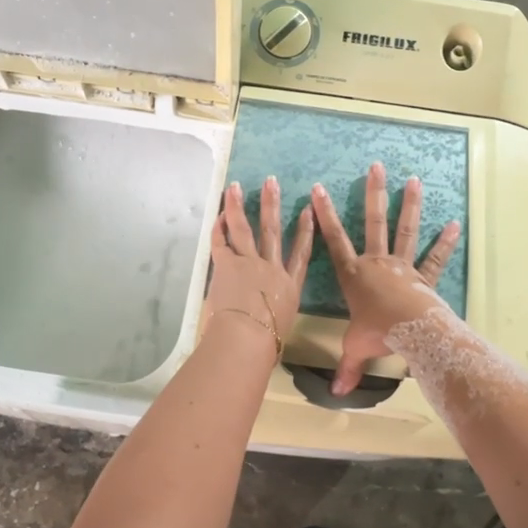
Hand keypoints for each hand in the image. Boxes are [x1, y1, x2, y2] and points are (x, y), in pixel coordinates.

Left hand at [204, 177, 313, 363]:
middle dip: (272, 205)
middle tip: (270, 182)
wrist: (246, 339)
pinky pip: (221, 243)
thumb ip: (276, 318)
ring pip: (244, 229)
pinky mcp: (227, 266)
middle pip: (272, 231)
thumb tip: (268, 322)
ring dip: (239, 206)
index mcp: (289, 287)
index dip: (305, 231)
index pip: (301, 254)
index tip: (308, 211)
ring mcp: (249, 264)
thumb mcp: (280, 329)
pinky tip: (219, 215)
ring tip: (235, 186)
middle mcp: (272, 269)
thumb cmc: (265, 345)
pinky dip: (219, 228)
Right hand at [312, 162, 461, 395]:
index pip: (334, 239)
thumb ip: (346, 368)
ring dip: (410, 204)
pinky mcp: (424, 276)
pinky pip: (435, 257)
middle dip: (374, 193)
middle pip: (373, 222)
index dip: (324, 214)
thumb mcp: (354, 349)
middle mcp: (376, 262)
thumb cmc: (377, 334)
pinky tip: (454, 223)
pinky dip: (445, 242)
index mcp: (353, 274)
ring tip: (414, 179)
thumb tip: (335, 395)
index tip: (317, 188)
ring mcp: (402, 265)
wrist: (410, 331)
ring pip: (404, 229)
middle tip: (376, 166)